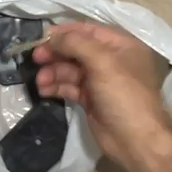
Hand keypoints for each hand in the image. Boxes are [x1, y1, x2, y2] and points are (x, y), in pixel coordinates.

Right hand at [33, 22, 171, 166]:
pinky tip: (44, 91)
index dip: (65, 32)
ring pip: (70, 70)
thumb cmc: (124, 95)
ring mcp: (100, 81)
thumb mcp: (103, 62)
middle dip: (55, 53)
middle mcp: (111, 61)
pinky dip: (56, 86)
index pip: (89, 31)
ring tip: (40, 82)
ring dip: (52, 73)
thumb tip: (51, 37)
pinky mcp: (90, 99)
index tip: (42, 37)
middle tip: (36, 59)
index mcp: (121, 46)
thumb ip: (76, 44)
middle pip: (76, 50)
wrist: (136, 140)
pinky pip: (69, 87)